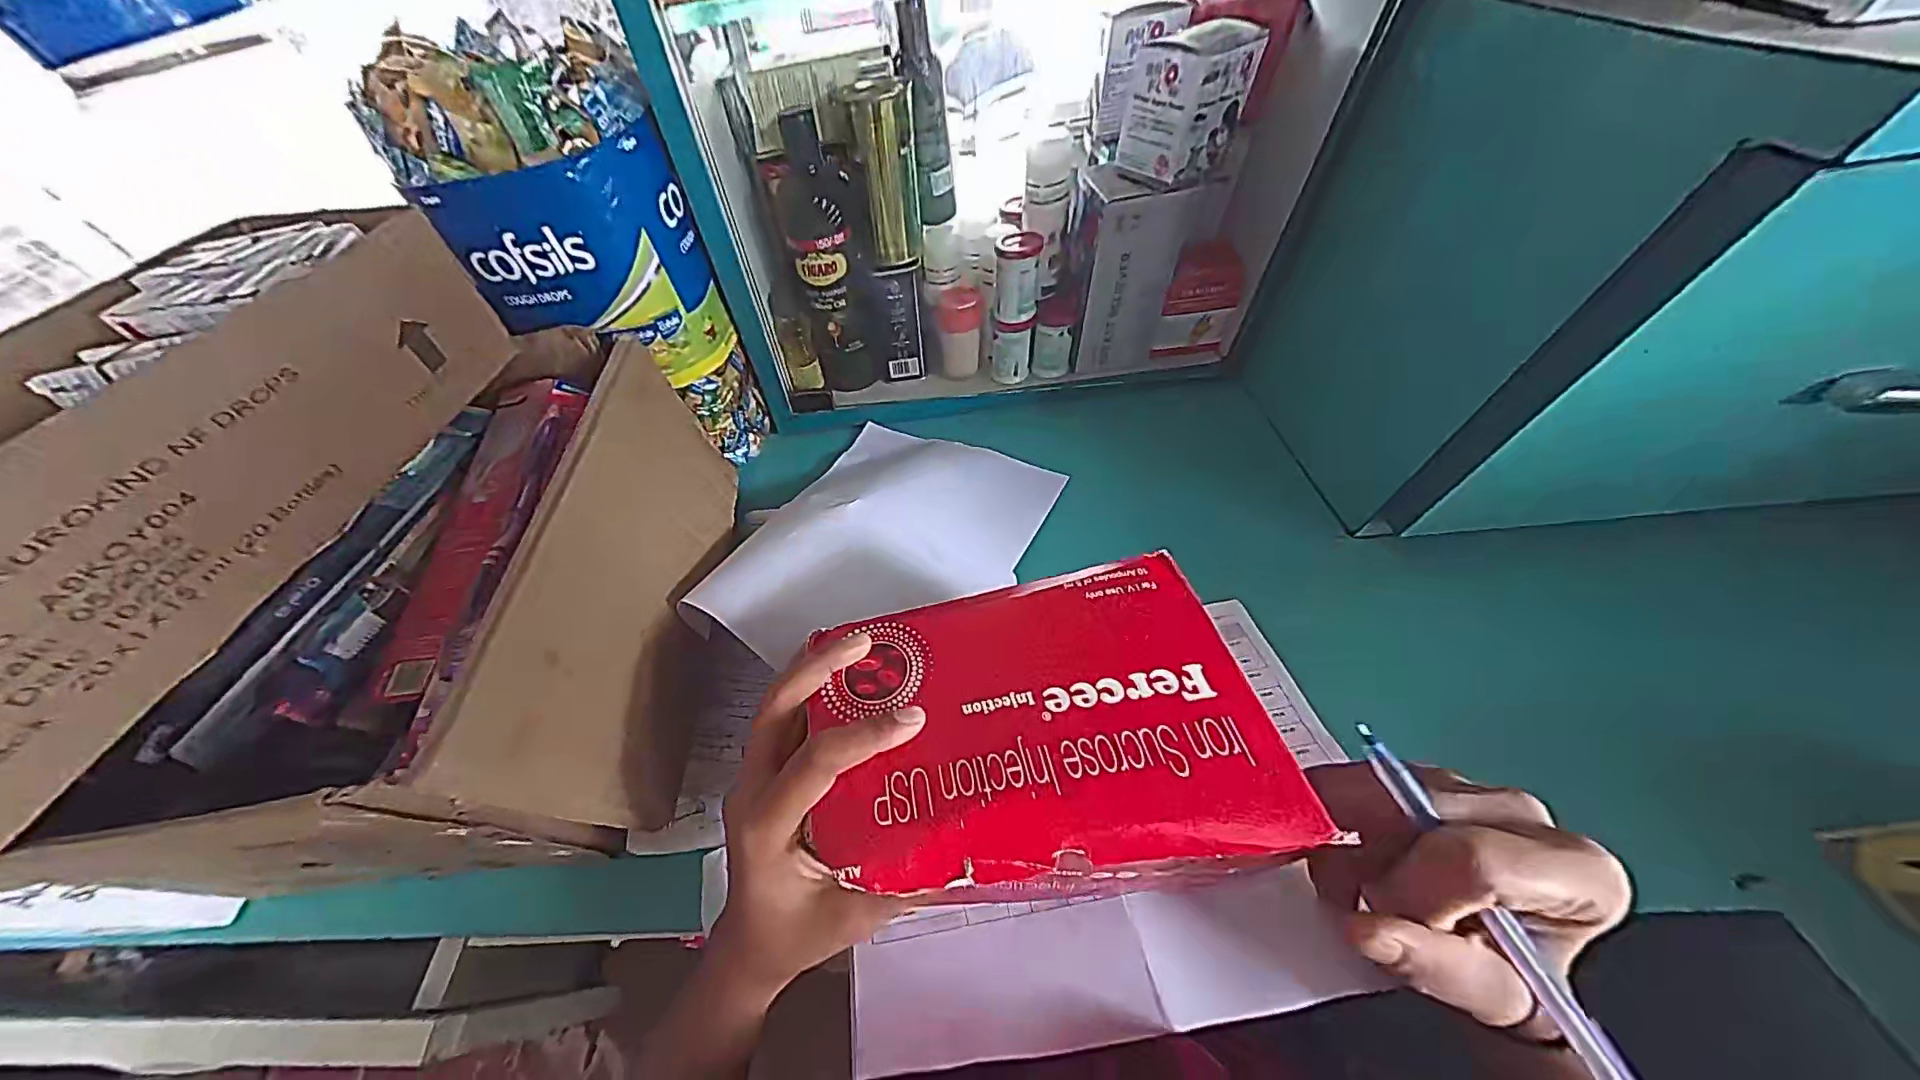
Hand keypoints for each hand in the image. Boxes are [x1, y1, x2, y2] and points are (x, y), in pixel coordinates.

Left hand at [708, 632, 926, 996]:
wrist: (748, 947)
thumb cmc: (795, 936)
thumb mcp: (854, 916)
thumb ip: (907, 883)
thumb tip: (965, 847)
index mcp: (768, 827)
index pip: (815, 764)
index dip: (865, 735)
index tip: (912, 719)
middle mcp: (752, 790)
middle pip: (776, 709)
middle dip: (820, 668)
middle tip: (867, 643)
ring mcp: (752, 777)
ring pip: (775, 705)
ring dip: (814, 670)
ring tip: (859, 646)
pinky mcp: (763, 773)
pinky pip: (783, 719)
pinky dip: (812, 689)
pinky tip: (844, 678)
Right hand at [1306, 763, 1631, 1039]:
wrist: (1495, 957)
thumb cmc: (1507, 976)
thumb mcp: (1485, 993)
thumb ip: (1432, 964)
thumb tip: (1366, 929)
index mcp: (1577, 870)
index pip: (1474, 860)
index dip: (1418, 894)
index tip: (1394, 922)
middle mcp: (1526, 814)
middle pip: (1422, 812)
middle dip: (1374, 858)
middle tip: (1362, 901)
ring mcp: (1469, 786)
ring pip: (1383, 787)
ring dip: (1350, 832)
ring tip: (1356, 882)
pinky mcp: (1421, 773)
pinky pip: (1361, 777)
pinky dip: (1338, 809)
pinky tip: (1347, 846)